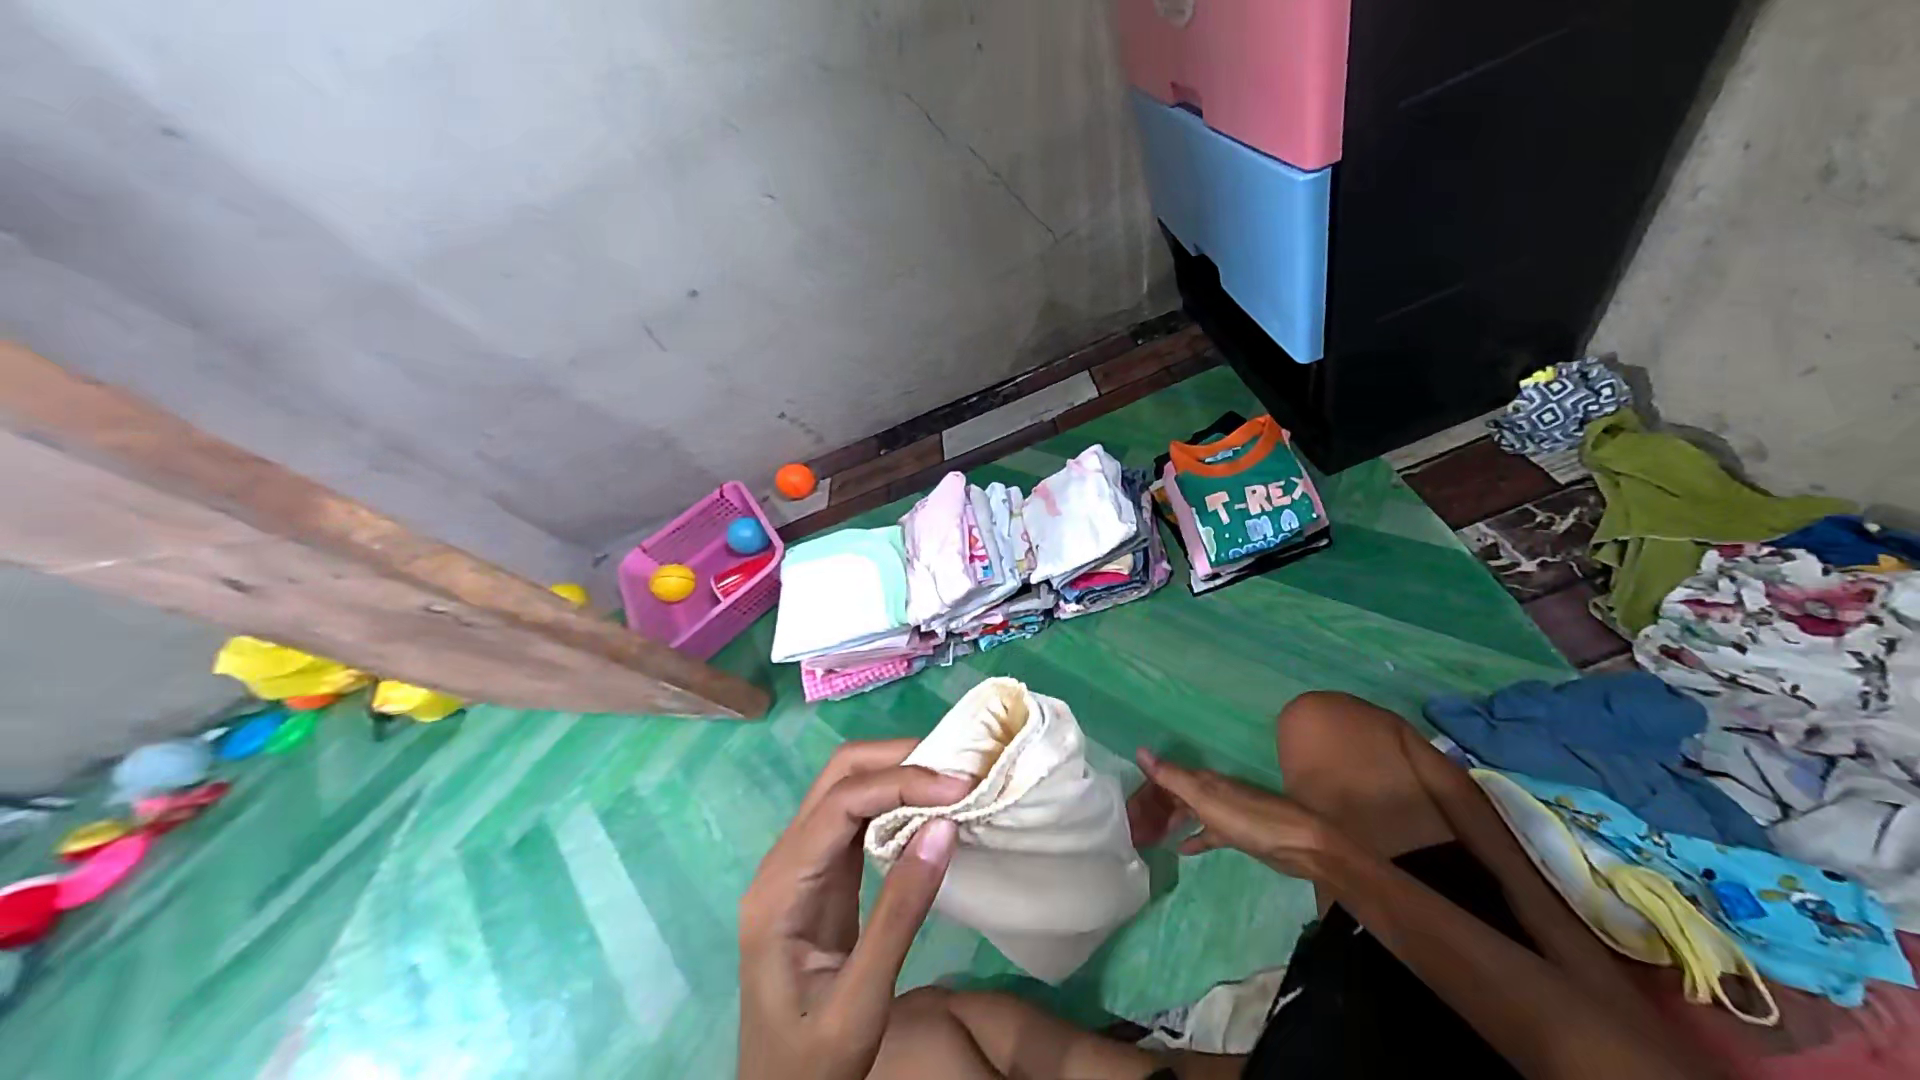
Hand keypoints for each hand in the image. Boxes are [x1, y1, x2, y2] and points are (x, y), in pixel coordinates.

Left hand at [738, 739, 969, 1079]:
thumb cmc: (811, 1060)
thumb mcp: (861, 1001)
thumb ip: (899, 913)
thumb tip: (944, 827)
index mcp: (780, 889)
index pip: (840, 804)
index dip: (900, 782)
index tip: (959, 786)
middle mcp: (783, 861)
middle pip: (838, 776)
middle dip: (899, 760)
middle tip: (959, 770)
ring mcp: (802, 863)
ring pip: (847, 786)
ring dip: (899, 772)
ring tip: (953, 779)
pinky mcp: (824, 872)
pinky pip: (858, 815)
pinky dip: (897, 799)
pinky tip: (930, 806)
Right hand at [1135, 748, 1341, 878]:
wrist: (1300, 845)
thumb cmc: (1249, 819)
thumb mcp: (1205, 797)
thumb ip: (1173, 776)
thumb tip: (1140, 750)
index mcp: (1202, 780)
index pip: (1164, 778)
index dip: (1144, 791)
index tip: (1123, 807)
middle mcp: (1211, 791)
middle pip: (1174, 795)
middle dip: (1153, 807)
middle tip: (1131, 826)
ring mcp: (1224, 812)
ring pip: (1188, 812)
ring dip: (1169, 821)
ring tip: (1147, 836)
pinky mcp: (1236, 834)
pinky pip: (1206, 832)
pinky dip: (1193, 837)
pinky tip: (1181, 849)